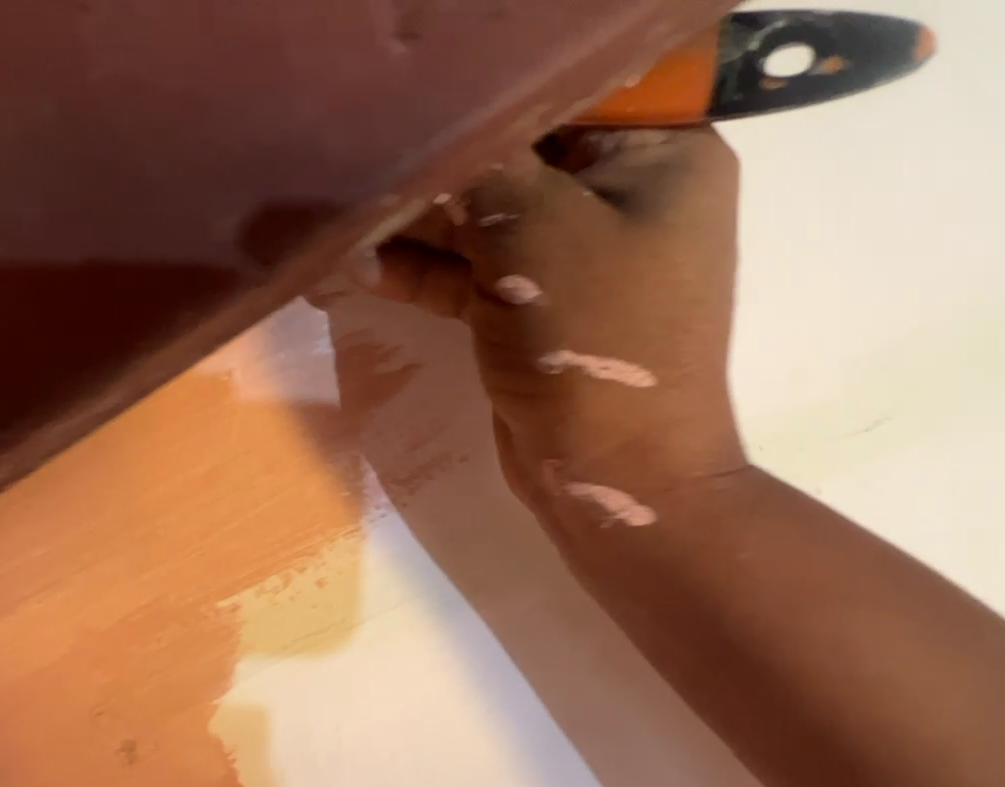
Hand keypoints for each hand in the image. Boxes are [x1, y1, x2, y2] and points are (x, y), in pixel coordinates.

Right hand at [346, 128, 745, 535]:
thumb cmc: (594, 341)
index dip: (490, 96)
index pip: (567, 93)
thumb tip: (427, 133)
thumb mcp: (535, 232)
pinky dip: (422, 272)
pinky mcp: (534, 311)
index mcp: (660, 154)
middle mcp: (621, 197)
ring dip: (417, 223)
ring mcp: (574, 259)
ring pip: (485, 221)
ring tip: (345, 212)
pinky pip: (473, 275)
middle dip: (441, 164)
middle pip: (518, 157)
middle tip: (365, 155)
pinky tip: (359, 264)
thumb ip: (479, 169)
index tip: (416, 98)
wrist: (612, 476)